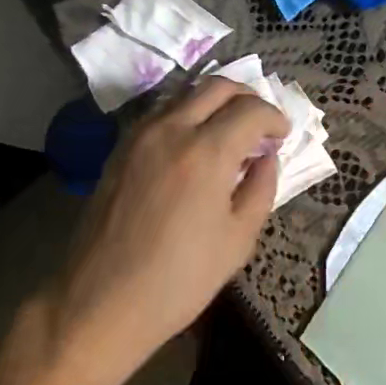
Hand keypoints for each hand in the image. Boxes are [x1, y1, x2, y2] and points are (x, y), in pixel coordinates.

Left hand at [44, 77, 287, 382]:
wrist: (103, 297)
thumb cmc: (179, 279)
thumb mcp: (236, 240)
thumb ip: (259, 188)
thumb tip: (265, 157)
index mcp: (205, 152)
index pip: (250, 110)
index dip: (275, 117)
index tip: (282, 135)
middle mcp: (169, 130)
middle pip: (215, 87)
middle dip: (246, 97)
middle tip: (259, 124)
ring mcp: (137, 136)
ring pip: (183, 96)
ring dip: (212, 104)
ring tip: (228, 134)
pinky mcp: (118, 149)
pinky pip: (158, 116)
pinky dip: (184, 117)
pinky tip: (192, 146)